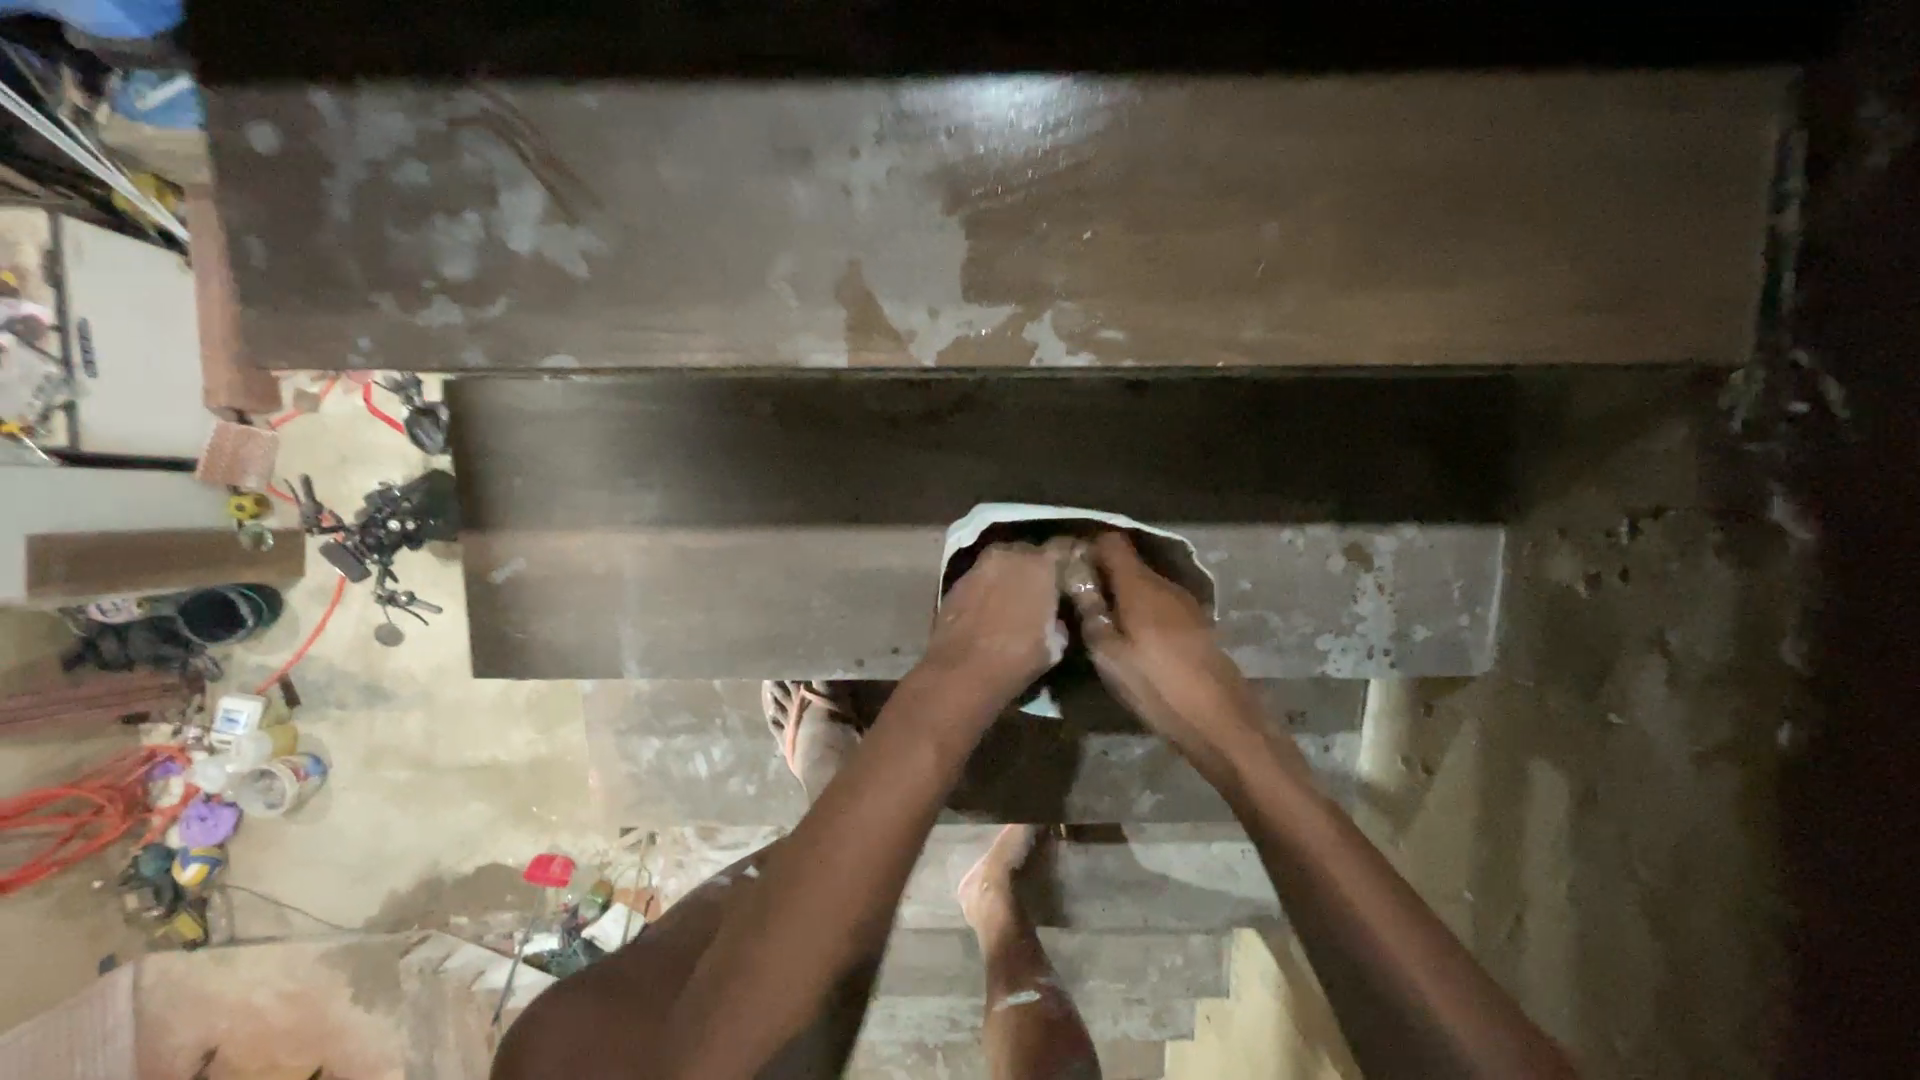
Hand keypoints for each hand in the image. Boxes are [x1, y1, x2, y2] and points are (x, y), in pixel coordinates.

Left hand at [923, 541, 1068, 703]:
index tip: (1066, 581)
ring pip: (999, 564)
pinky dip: (985, 589)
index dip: (1064, 566)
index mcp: (1040, 566)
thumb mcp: (1055, 646)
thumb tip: (1054, 621)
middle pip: (1026, 554)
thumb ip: (1057, 623)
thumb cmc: (1017, 658)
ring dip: (1006, 577)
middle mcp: (1008, 556)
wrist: (961, 672)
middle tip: (1038, 590)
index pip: (1060, 552)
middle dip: (1032, 568)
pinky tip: (987, 609)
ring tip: (1011, 600)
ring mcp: (978, 567)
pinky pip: (979, 579)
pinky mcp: (955, 583)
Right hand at [1063, 533, 1269, 777]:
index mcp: (1139, 585)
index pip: (1111, 542)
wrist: (1218, 719)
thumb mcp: (1108, 655)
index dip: (1088, 549)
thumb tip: (1076, 581)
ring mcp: (1185, 603)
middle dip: (1104, 577)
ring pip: (1146, 586)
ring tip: (1106, 625)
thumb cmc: (1156, 685)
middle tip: (1081, 603)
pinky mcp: (1197, 623)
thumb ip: (1090, 613)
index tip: (1070, 569)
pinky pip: (1161, 605)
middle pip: (1129, 564)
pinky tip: (1136, 641)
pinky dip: (1144, 613)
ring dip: (1124, 597)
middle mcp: (1165, 584)